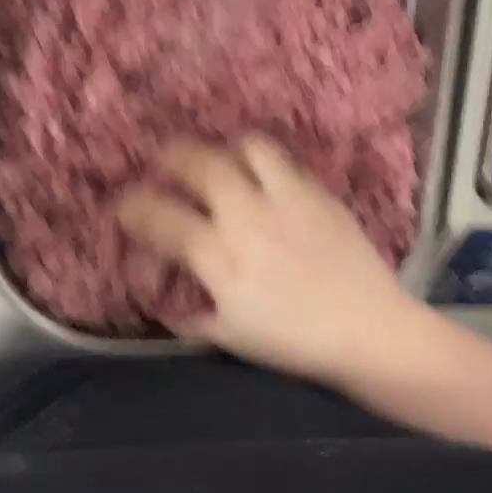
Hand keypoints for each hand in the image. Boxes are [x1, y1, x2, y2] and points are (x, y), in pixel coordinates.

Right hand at [117, 136, 427, 382]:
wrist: (368, 331)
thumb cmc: (294, 342)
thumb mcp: (231, 338)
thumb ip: (193, 318)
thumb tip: (171, 307)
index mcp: (219, 257)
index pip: (162, 219)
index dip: (134, 208)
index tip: (123, 205)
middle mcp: (248, 216)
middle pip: (201, 165)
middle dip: (173, 157)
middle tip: (162, 161)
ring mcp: (288, 199)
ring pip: (248, 149)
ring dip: (226, 151)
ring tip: (222, 163)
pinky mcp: (321, 195)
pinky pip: (286, 165)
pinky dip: (266, 168)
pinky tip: (267, 184)